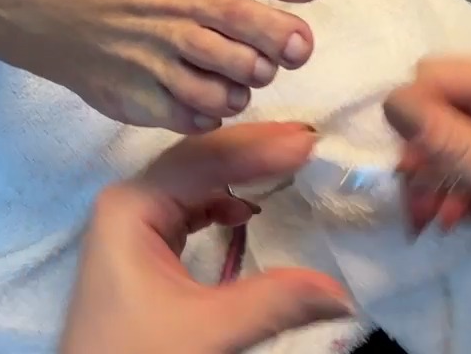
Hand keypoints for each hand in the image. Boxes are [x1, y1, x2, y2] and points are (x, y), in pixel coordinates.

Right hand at [0, 0, 328, 132]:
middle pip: (272, 43)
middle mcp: (179, 3)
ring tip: (218, 61)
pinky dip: (205, 108)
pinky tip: (187, 84)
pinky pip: (197, 119)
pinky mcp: (128, 98)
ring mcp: (154, 57)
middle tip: (263, 40)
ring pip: (240, 89)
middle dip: (279, 45)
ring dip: (242, 79)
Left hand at [60, 123, 353, 353]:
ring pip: (193, 180)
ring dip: (239, 171)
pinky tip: (249, 207)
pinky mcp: (142, 244)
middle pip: (196, 161)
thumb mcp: (206, 331)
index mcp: (131, 205)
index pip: (201, 160)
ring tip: (288, 160)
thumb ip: (272, 303)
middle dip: (251, 150)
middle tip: (306, 140)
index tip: (306, 141)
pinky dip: (222, 201)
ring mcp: (133, 220)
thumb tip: (341, 289)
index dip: (256, 149)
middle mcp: (128, 200)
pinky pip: (187, 206)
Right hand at [380, 56, 470, 304]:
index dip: (410, 125)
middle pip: (447, 102)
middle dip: (426, 153)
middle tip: (420, 209)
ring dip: (449, 170)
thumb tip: (388, 100)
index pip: (428, 79)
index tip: (409, 178)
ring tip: (443, 220)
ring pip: (470, 126)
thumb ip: (449, 141)